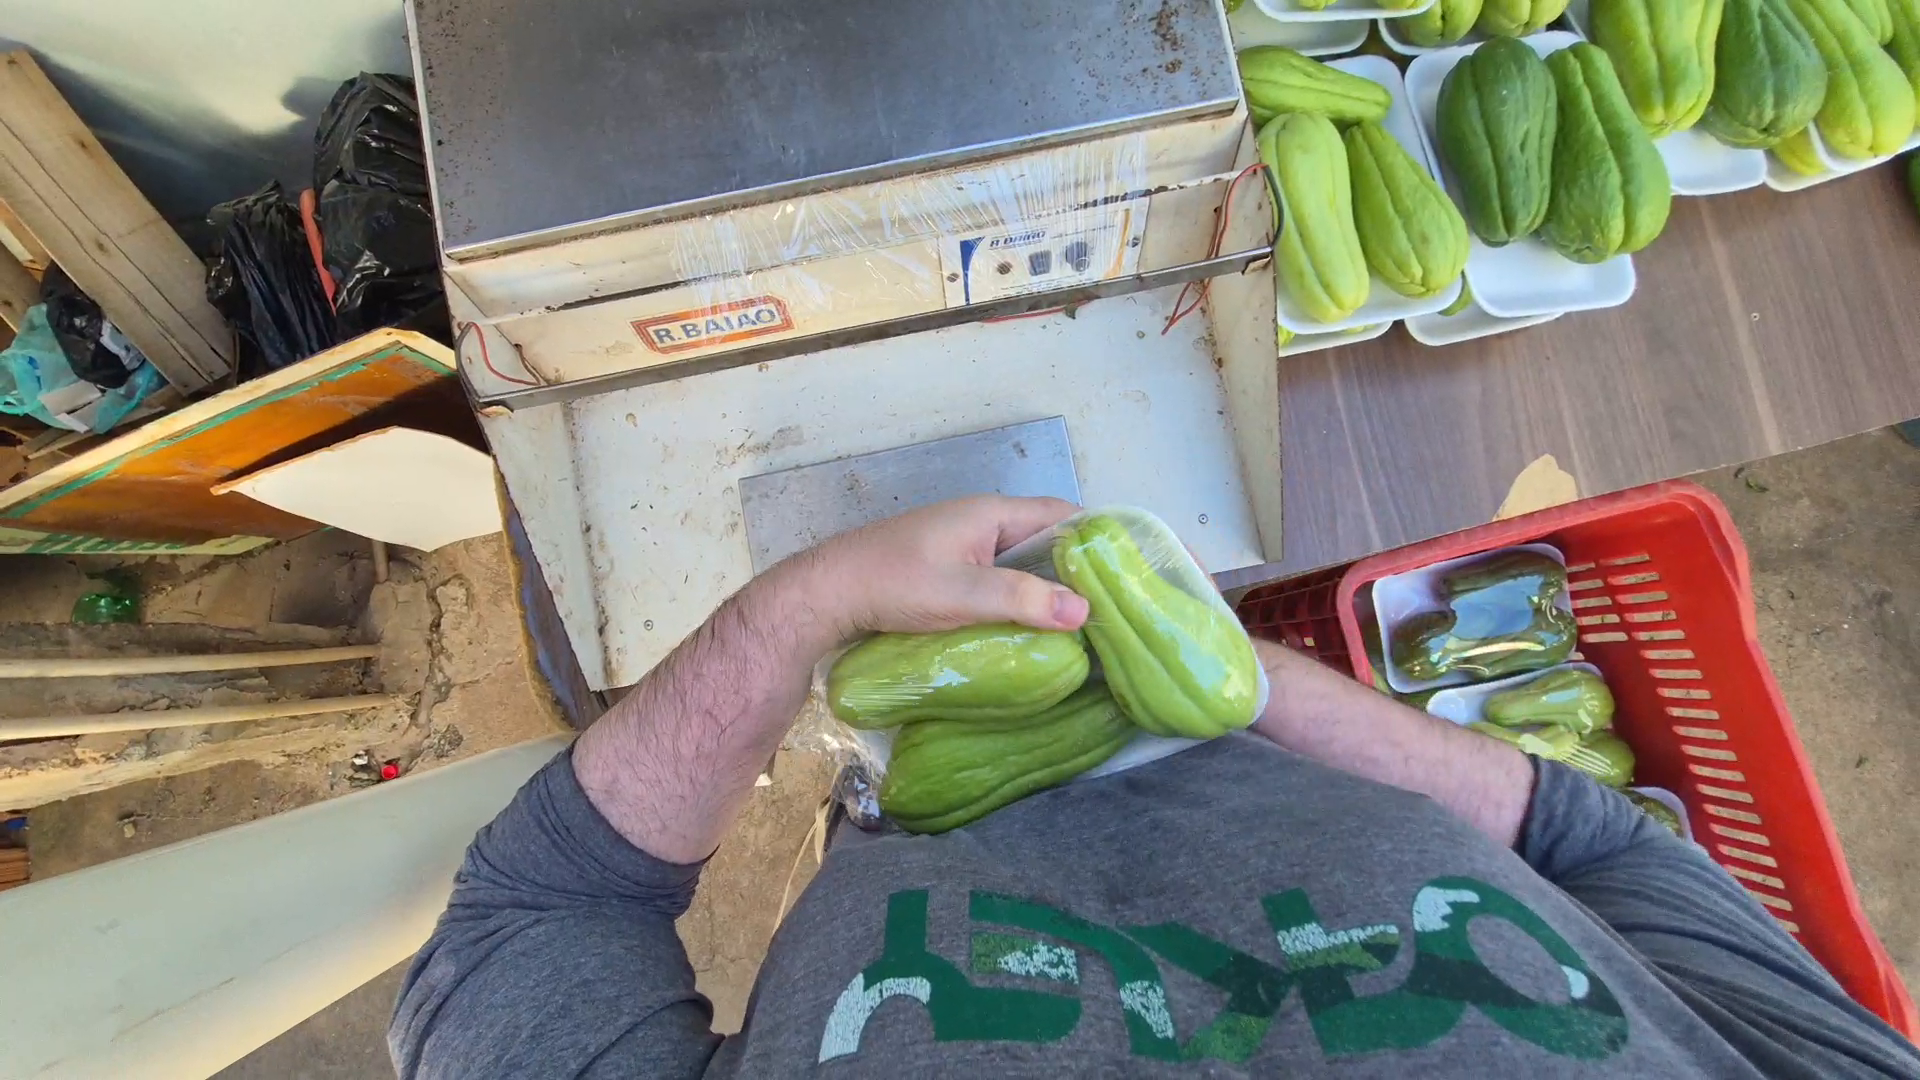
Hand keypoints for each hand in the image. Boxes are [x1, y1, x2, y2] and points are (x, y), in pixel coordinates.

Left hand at [780, 495, 1090, 646]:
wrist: (829, 592)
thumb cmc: (895, 583)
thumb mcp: (963, 593)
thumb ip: (1022, 598)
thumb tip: (1083, 609)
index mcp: (991, 513)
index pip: (1061, 514)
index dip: (1095, 539)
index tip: (1124, 574)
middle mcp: (982, 521)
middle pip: (1044, 537)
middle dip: (1075, 567)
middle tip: (1108, 607)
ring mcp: (964, 544)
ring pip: (1021, 559)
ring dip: (1046, 584)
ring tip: (1078, 622)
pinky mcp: (950, 568)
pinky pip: (999, 575)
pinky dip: (1020, 594)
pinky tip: (1030, 624)